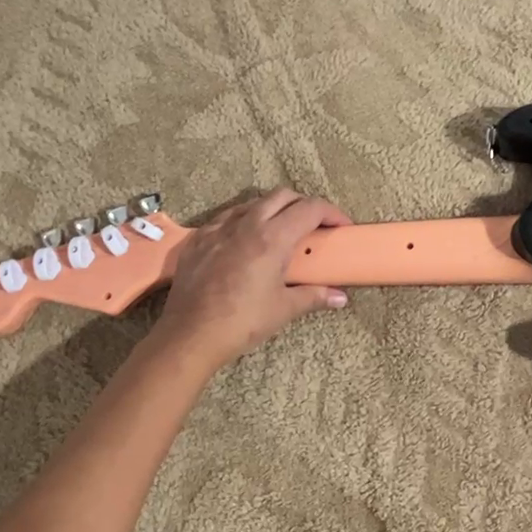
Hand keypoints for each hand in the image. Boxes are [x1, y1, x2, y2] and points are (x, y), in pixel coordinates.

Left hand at [150, 189, 350, 371]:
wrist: (190, 335)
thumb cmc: (241, 322)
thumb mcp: (283, 309)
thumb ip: (314, 296)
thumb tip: (340, 298)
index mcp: (272, 238)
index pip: (310, 209)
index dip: (332, 213)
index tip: (341, 227)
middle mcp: (246, 224)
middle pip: (283, 196)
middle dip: (304, 205)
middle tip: (315, 226)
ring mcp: (218, 228)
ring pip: (253, 203)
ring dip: (274, 210)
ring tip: (282, 232)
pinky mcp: (199, 239)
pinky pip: (227, 217)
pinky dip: (245, 221)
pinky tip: (246, 242)